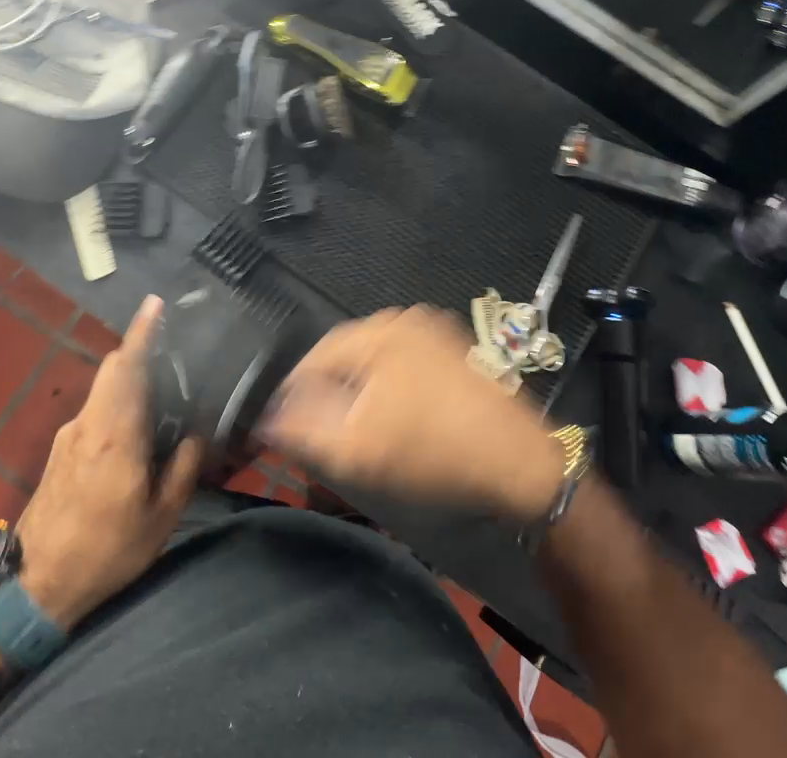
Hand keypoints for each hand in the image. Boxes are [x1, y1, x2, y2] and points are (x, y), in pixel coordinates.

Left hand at [12, 295, 200, 630]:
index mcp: (114, 434)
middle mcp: (87, 425)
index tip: (155, 305)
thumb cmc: (106, 551)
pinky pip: (96, 415)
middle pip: (112, 371)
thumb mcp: (160, 516)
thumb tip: (196, 435)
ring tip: (165, 401)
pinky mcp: (60, 454)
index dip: (142, 332)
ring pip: (103, 393)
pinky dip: (118, 408)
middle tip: (175, 354)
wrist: (35, 586)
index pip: (126, 366)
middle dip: (139, 354)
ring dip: (130, 385)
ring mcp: (68, 438)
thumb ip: (182, 468)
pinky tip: (139, 434)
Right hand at [264, 305, 563, 522]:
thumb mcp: (357, 450)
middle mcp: (405, 321)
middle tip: (320, 438)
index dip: (291, 397)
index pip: (312, 359)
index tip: (283, 431)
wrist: (520, 464)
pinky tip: (395, 427)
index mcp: (378, 333)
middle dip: (327, 398)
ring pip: (376, 365)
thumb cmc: (435, 453)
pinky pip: (404, 370)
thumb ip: (302, 430)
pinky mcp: (456, 355)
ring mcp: (436, 335)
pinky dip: (389, 394)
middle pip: (345, 359)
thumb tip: (267, 416)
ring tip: (357, 437)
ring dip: (359, 398)